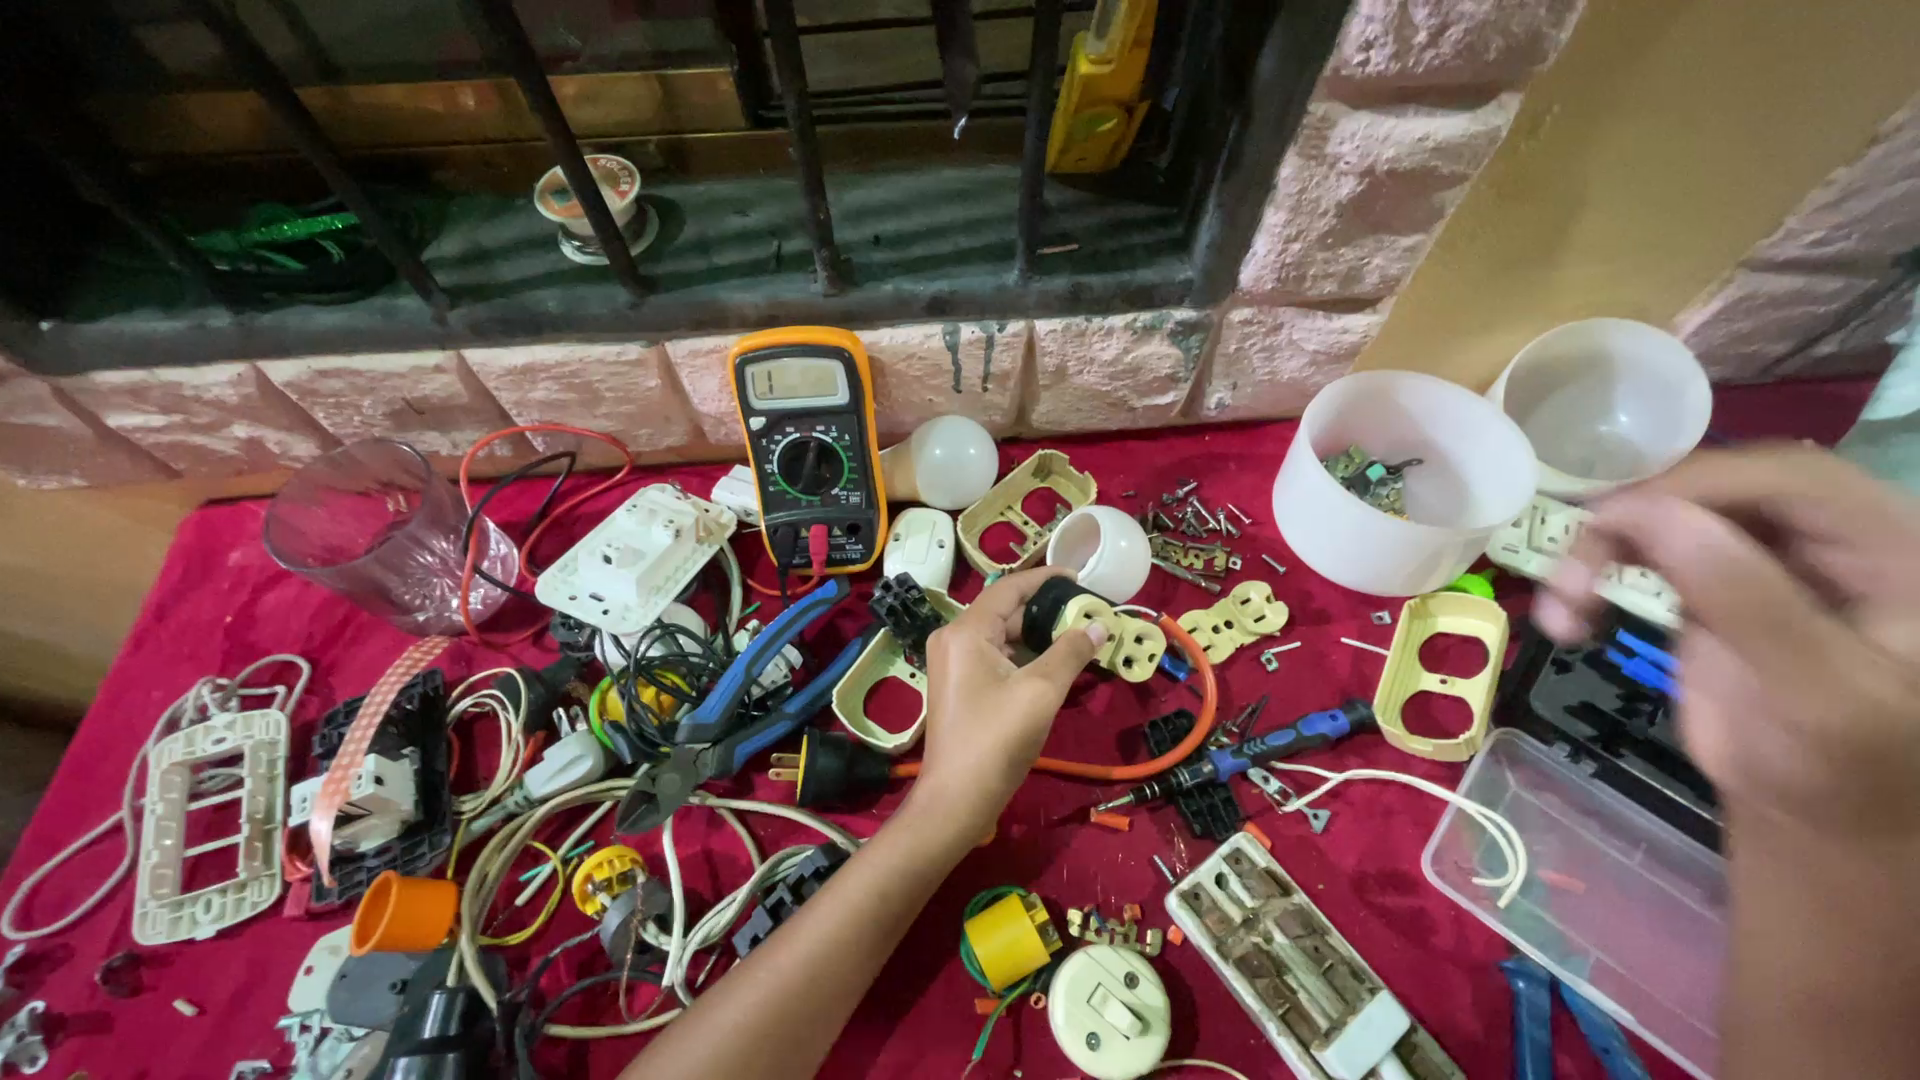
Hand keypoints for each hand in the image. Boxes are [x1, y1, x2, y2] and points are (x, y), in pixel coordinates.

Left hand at [911, 567, 1107, 837]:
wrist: (957, 799)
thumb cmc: (997, 739)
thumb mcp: (1041, 692)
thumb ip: (1070, 653)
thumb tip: (1098, 626)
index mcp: (966, 631)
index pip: (1009, 588)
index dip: (1045, 579)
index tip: (1079, 577)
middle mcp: (954, 639)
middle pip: (1005, 612)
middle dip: (1046, 612)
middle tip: (1088, 613)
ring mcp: (954, 664)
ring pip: (1002, 638)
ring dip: (1038, 637)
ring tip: (1079, 636)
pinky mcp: (960, 686)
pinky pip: (996, 659)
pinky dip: (1025, 658)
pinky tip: (1055, 665)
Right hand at [1534, 445, 1919, 838]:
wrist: (1820, 812)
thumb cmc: (1847, 765)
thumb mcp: (1813, 689)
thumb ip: (1745, 599)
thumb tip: (1650, 515)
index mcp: (1889, 550)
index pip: (1788, 477)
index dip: (1697, 485)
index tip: (1611, 525)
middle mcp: (1823, 539)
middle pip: (1711, 487)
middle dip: (1630, 521)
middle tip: (1573, 575)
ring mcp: (1758, 558)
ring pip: (1659, 515)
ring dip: (1595, 553)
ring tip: (1562, 609)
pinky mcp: (1703, 583)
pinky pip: (1635, 553)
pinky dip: (1590, 577)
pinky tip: (1569, 618)